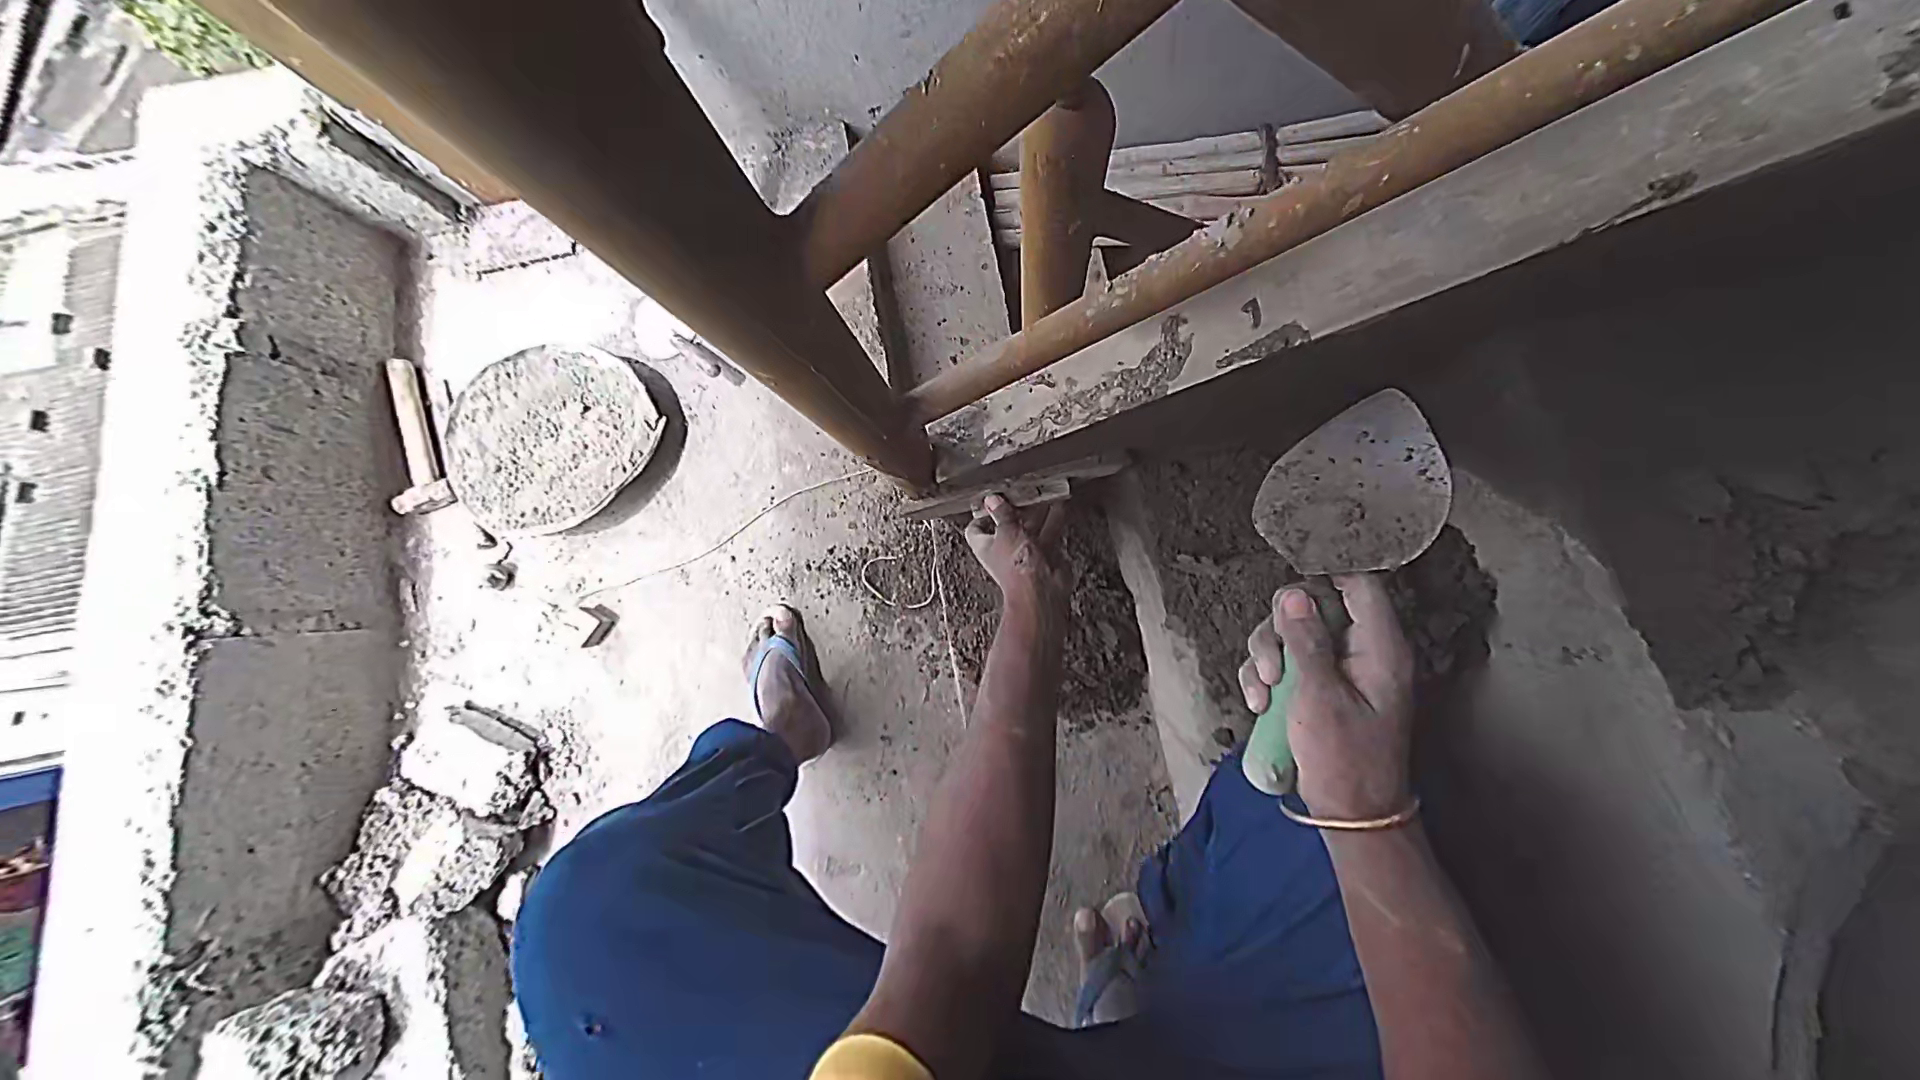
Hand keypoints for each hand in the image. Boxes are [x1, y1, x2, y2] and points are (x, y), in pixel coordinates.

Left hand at [965, 494, 1067, 611]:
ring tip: (1041, 490)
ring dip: (1036, 510)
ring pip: (1030, 525)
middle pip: (1006, 523)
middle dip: (1014, 507)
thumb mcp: (1006, 530)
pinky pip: (1049, 530)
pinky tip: (1059, 503)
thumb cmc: (1016, 566)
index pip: (975, 529)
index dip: (980, 514)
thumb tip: (992, 500)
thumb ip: (1001, 513)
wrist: (1042, 588)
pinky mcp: (1045, 553)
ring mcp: (1025, 551)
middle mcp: (1004, 549)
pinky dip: (1054, 517)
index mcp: (985, 546)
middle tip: (1020, 488)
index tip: (989, 499)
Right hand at [1238, 575, 1414, 818]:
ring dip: (1265, 658)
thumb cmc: (1345, 758)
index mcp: (1379, 648)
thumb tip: (1293, 594)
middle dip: (1279, 631)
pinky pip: (1279, 663)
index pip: (1359, 586)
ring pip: (1287, 634)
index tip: (1289, 596)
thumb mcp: (1320, 696)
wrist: (1346, 811)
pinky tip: (1260, 704)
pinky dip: (1262, 679)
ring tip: (1264, 695)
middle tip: (1272, 667)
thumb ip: (1305, 642)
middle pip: (1311, 607)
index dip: (1324, 579)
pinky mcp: (1310, 687)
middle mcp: (1357, 651)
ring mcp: (1332, 670)